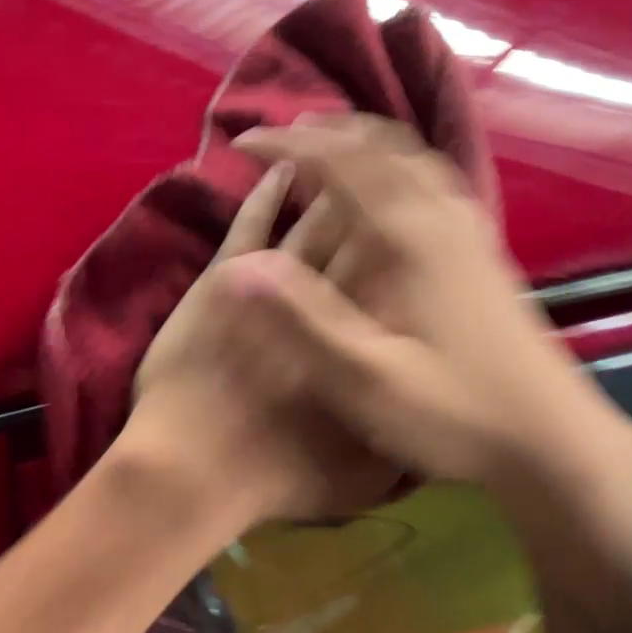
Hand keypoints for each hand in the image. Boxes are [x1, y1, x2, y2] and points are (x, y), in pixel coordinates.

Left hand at [128, 164, 406, 524]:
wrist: (201, 464)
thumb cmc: (281, 477)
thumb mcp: (363, 477)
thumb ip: (398, 446)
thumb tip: (423, 423)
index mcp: (371, 343)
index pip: (402, 286)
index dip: (416, 254)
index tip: (430, 229)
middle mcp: (332, 302)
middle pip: (364, 243)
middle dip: (379, 209)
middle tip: (394, 175)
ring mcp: (275, 283)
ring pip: (313, 225)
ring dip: (330, 190)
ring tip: (348, 155)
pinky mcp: (226, 277)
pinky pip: (251, 225)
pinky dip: (265, 196)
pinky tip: (280, 168)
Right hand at [229, 115, 631, 488]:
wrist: (557, 446)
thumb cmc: (455, 415)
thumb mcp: (367, 379)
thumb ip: (305, 319)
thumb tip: (241, 263)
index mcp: (411, 242)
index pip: (342, 166)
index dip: (289, 146)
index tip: (243, 140)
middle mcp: (442, 222)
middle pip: (382, 148)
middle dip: (325, 133)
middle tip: (280, 135)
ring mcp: (470, 235)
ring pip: (413, 160)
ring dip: (363, 142)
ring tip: (325, 145)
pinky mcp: (483, 254)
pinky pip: (434, 181)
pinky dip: (396, 164)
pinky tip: (388, 186)